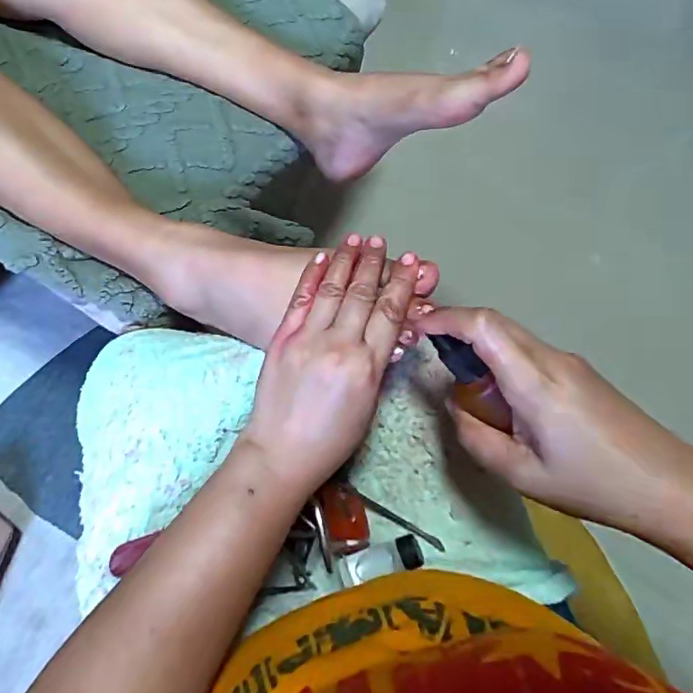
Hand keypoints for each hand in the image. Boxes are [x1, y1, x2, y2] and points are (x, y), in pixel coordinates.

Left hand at [238, 235, 421, 495]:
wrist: (280, 452)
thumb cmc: (330, 439)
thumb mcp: (368, 405)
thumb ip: (380, 365)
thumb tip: (393, 335)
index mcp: (367, 366)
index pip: (390, 313)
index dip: (402, 284)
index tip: (412, 264)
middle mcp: (339, 346)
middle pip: (362, 294)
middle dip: (374, 264)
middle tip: (382, 242)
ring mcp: (308, 339)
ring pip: (333, 290)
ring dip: (346, 261)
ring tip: (357, 239)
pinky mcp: (282, 339)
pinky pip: (301, 300)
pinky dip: (313, 276)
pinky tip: (323, 257)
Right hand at [416, 307, 692, 542]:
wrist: (669, 485)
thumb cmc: (593, 484)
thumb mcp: (521, 474)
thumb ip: (475, 437)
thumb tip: (453, 407)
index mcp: (535, 381)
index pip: (483, 325)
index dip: (445, 318)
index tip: (416, 328)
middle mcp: (551, 359)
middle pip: (494, 321)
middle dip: (455, 327)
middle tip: (429, 352)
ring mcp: (568, 361)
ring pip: (511, 335)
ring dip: (479, 345)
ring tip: (463, 385)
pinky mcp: (578, 371)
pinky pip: (527, 351)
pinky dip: (500, 358)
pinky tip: (500, 397)